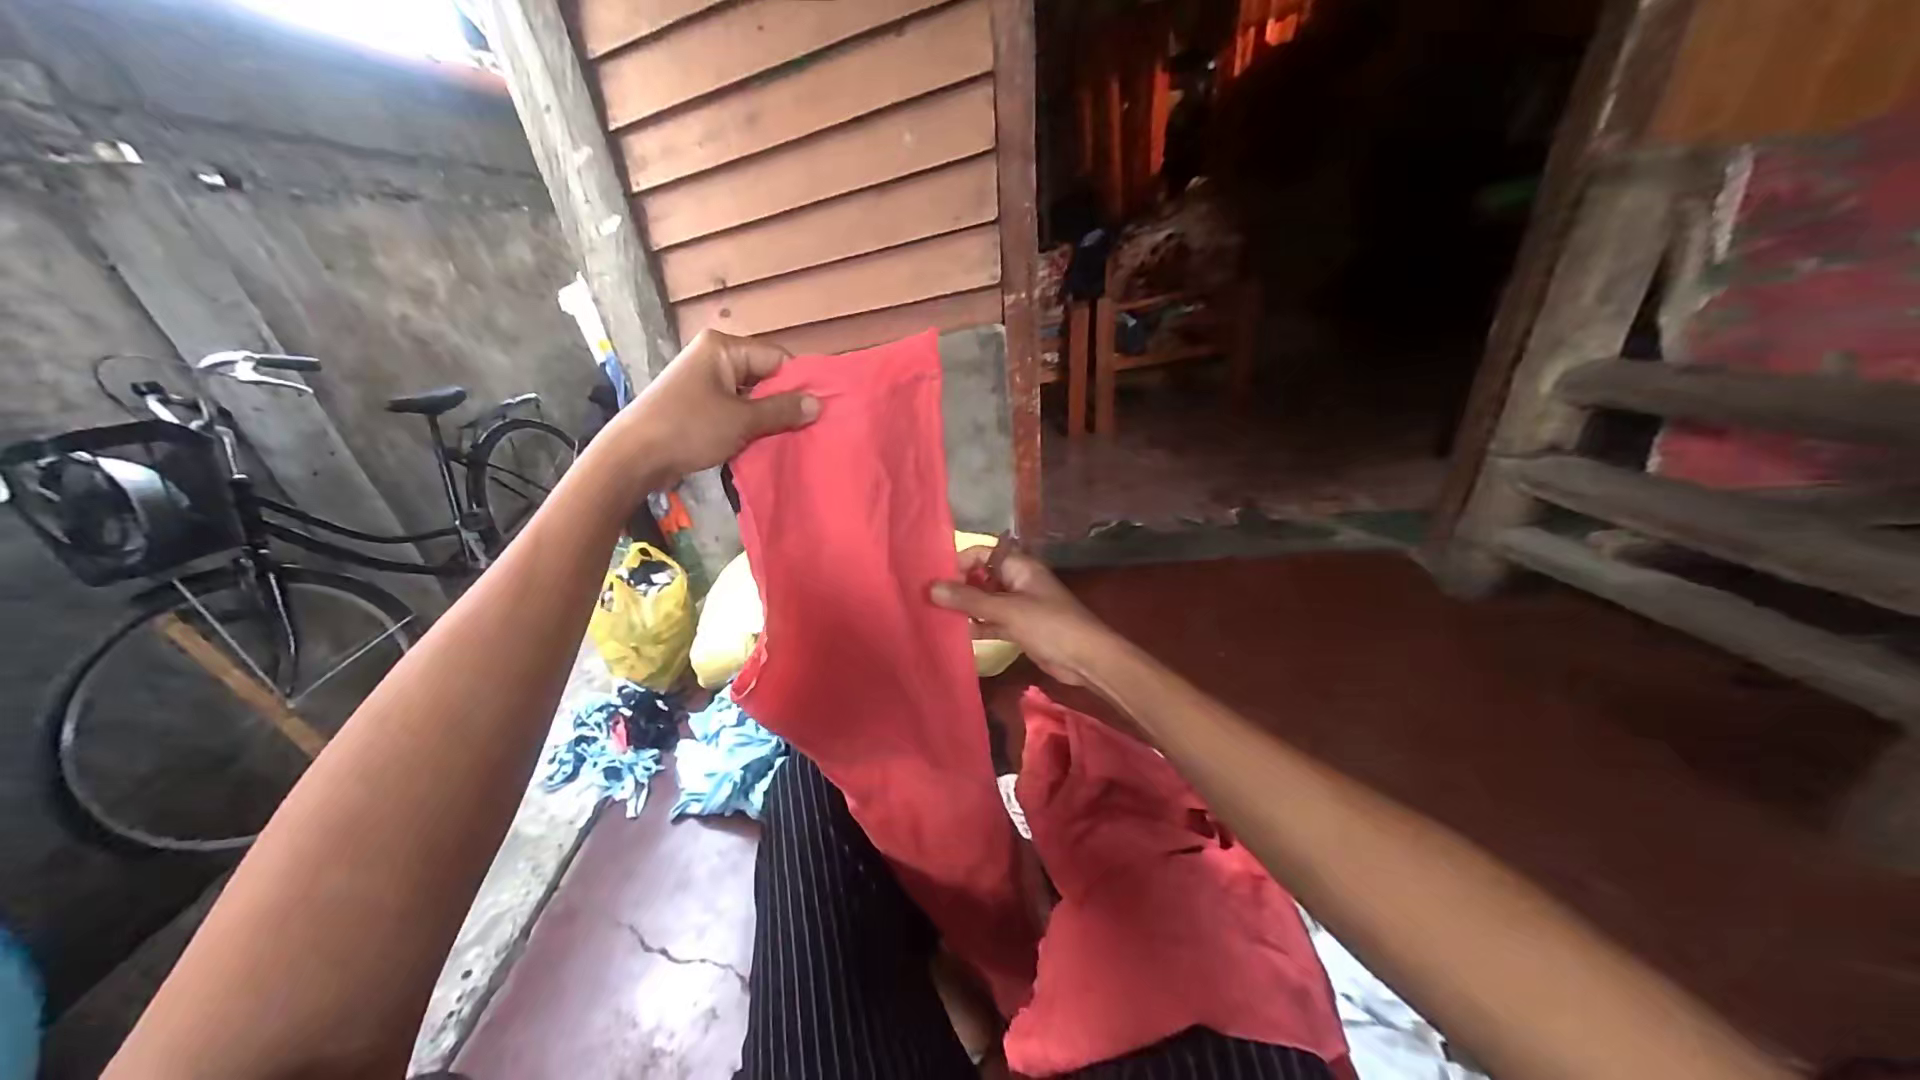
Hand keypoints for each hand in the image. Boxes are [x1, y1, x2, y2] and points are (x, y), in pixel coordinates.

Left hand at [609, 329, 818, 486]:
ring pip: (752, 396)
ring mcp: (705, 382)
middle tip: (812, 427)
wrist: (634, 457)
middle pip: (765, 376)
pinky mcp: (700, 405)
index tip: (820, 409)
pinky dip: (751, 425)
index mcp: (723, 348)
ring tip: (793, 437)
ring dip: (769, 417)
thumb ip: (782, 410)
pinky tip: (767, 442)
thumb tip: (818, 404)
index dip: (799, 383)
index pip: (777, 358)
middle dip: (785, 402)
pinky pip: (736, 410)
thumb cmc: (688, 428)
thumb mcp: (742, 420)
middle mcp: (715, 358)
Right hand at [930, 548, 1119, 685]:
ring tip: (933, 615)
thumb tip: (931, 588)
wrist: (1086, 659)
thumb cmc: (1050, 625)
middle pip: (981, 577)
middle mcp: (1017, 581)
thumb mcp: (1007, 610)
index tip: (933, 576)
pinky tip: (954, 634)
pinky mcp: (1019, 628)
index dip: (959, 561)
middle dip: (957, 586)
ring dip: (964, 608)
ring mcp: (1019, 606)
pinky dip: (977, 626)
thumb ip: (969, 599)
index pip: (982, 553)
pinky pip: (992, 621)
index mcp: (1019, 566)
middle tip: (927, 598)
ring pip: (985, 601)